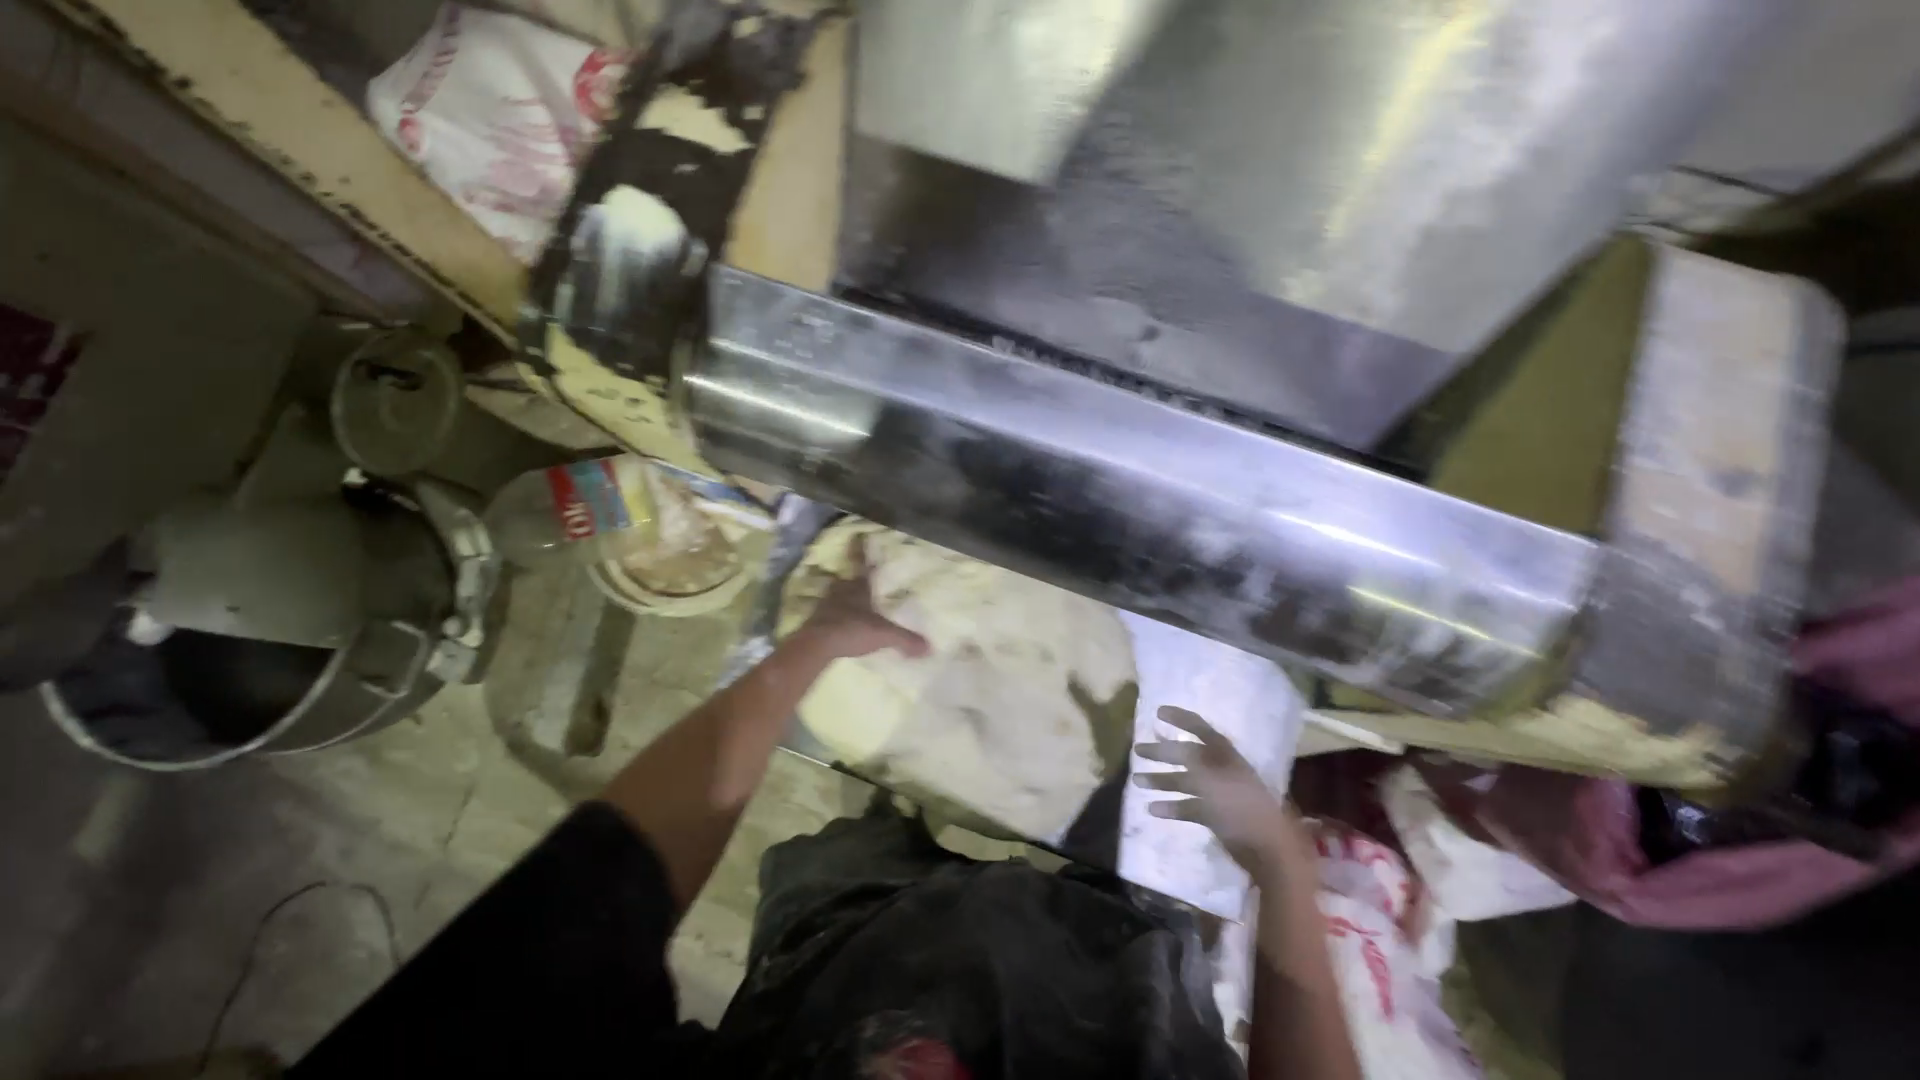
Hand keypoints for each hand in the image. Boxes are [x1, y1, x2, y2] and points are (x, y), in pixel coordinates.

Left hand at [798, 536, 930, 660]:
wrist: (817, 644)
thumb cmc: (853, 629)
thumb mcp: (884, 634)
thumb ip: (905, 639)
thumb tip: (928, 648)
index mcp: (858, 587)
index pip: (860, 563)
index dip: (860, 549)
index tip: (857, 535)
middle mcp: (840, 591)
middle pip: (844, 578)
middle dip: (849, 576)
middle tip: (853, 576)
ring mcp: (825, 605)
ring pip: (833, 595)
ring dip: (839, 596)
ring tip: (846, 602)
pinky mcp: (815, 621)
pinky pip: (826, 614)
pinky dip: (832, 616)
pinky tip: (836, 623)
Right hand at [1133, 706, 1315, 884]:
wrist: (1267, 849)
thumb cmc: (1241, 808)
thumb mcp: (1214, 778)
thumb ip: (1193, 760)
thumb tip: (1173, 744)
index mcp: (1225, 756)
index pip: (1200, 729)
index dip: (1180, 719)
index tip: (1158, 712)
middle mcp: (1221, 771)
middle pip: (1188, 755)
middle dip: (1163, 752)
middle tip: (1138, 750)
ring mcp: (1218, 795)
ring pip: (1185, 782)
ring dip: (1162, 780)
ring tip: (1137, 781)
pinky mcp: (1216, 817)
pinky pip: (1189, 807)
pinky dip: (1172, 806)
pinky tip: (1153, 809)